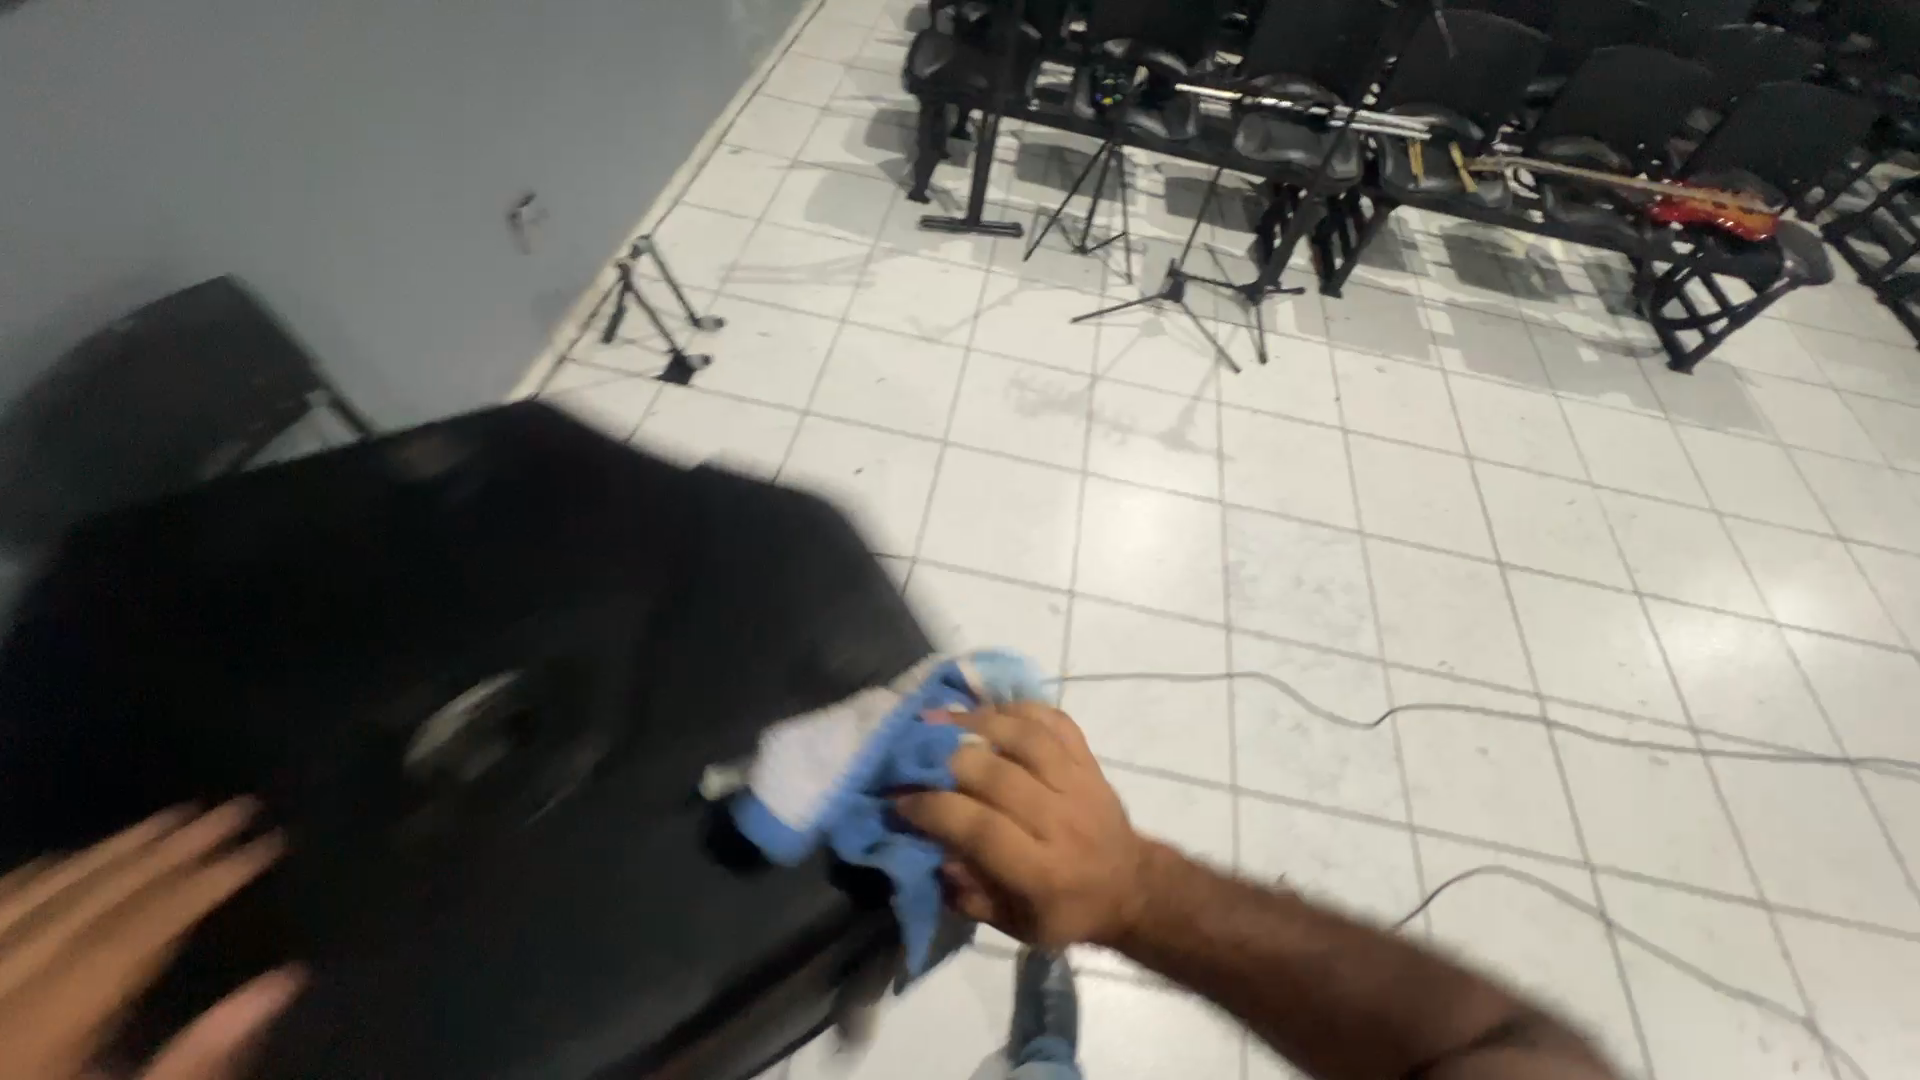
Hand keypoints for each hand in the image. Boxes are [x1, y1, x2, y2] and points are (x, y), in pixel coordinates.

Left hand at [0, 800, 301, 1079]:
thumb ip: (197, 1061)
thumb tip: (284, 982)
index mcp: (40, 1034)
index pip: (133, 936)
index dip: (202, 884)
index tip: (263, 844)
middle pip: (82, 913)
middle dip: (164, 855)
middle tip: (229, 811)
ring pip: (24, 909)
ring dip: (101, 859)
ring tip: (164, 820)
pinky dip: (20, 884)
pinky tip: (58, 861)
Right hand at [896, 703, 1147, 949]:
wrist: (1131, 886)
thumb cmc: (1065, 909)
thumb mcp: (1015, 925)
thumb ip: (969, 895)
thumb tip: (929, 854)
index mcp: (1042, 871)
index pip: (981, 829)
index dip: (935, 810)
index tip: (900, 800)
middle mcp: (1061, 821)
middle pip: (998, 776)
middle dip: (946, 760)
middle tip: (912, 752)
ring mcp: (1078, 783)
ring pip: (1026, 738)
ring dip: (978, 722)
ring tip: (941, 717)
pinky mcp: (1088, 760)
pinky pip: (1054, 720)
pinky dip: (1020, 707)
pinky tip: (989, 708)